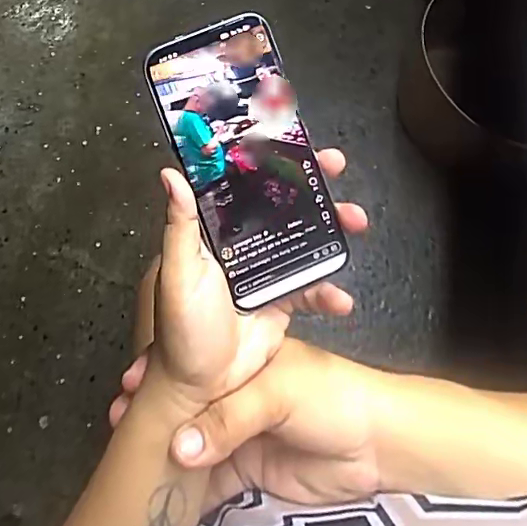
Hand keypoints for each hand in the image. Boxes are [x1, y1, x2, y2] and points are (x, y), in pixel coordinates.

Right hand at [132, 339, 385, 505]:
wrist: (376, 445)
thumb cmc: (329, 394)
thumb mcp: (275, 393)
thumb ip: (228, 418)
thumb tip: (180, 446)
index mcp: (239, 356)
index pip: (190, 359)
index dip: (158, 367)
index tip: (128, 383)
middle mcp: (232, 388)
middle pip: (185, 399)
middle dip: (152, 408)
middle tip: (120, 418)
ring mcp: (238, 427)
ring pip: (192, 435)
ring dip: (165, 443)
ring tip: (131, 450)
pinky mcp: (245, 465)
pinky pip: (208, 474)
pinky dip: (187, 480)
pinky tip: (163, 484)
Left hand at [143, 148, 358, 410]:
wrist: (201, 387)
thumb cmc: (180, 326)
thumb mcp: (179, 270)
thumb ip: (179, 224)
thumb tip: (170, 173)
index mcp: (214, 226)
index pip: (242, 181)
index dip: (265, 157)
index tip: (290, 139)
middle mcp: (241, 240)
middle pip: (280, 201)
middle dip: (310, 181)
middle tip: (335, 166)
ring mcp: (264, 268)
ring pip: (303, 236)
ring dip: (333, 226)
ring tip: (356, 220)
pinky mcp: (282, 298)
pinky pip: (312, 287)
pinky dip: (329, 291)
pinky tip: (341, 300)